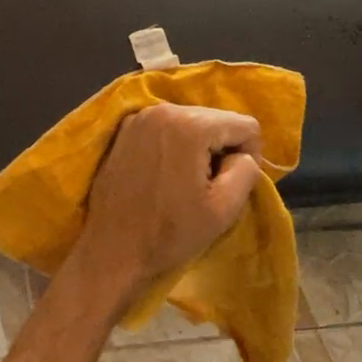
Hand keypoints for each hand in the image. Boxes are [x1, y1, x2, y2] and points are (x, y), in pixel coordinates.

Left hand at [74, 103, 263, 294]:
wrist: (110, 251)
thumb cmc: (169, 234)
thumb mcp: (224, 210)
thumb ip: (247, 171)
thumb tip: (243, 155)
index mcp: (191, 126)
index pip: (245, 125)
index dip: (250, 154)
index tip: (234, 183)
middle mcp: (165, 110)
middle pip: (217, 118)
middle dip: (223, 148)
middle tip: (210, 184)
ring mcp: (142, 117)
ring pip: (193, 121)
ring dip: (200, 146)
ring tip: (187, 181)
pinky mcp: (126, 129)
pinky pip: (168, 126)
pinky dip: (176, 144)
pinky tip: (166, 173)